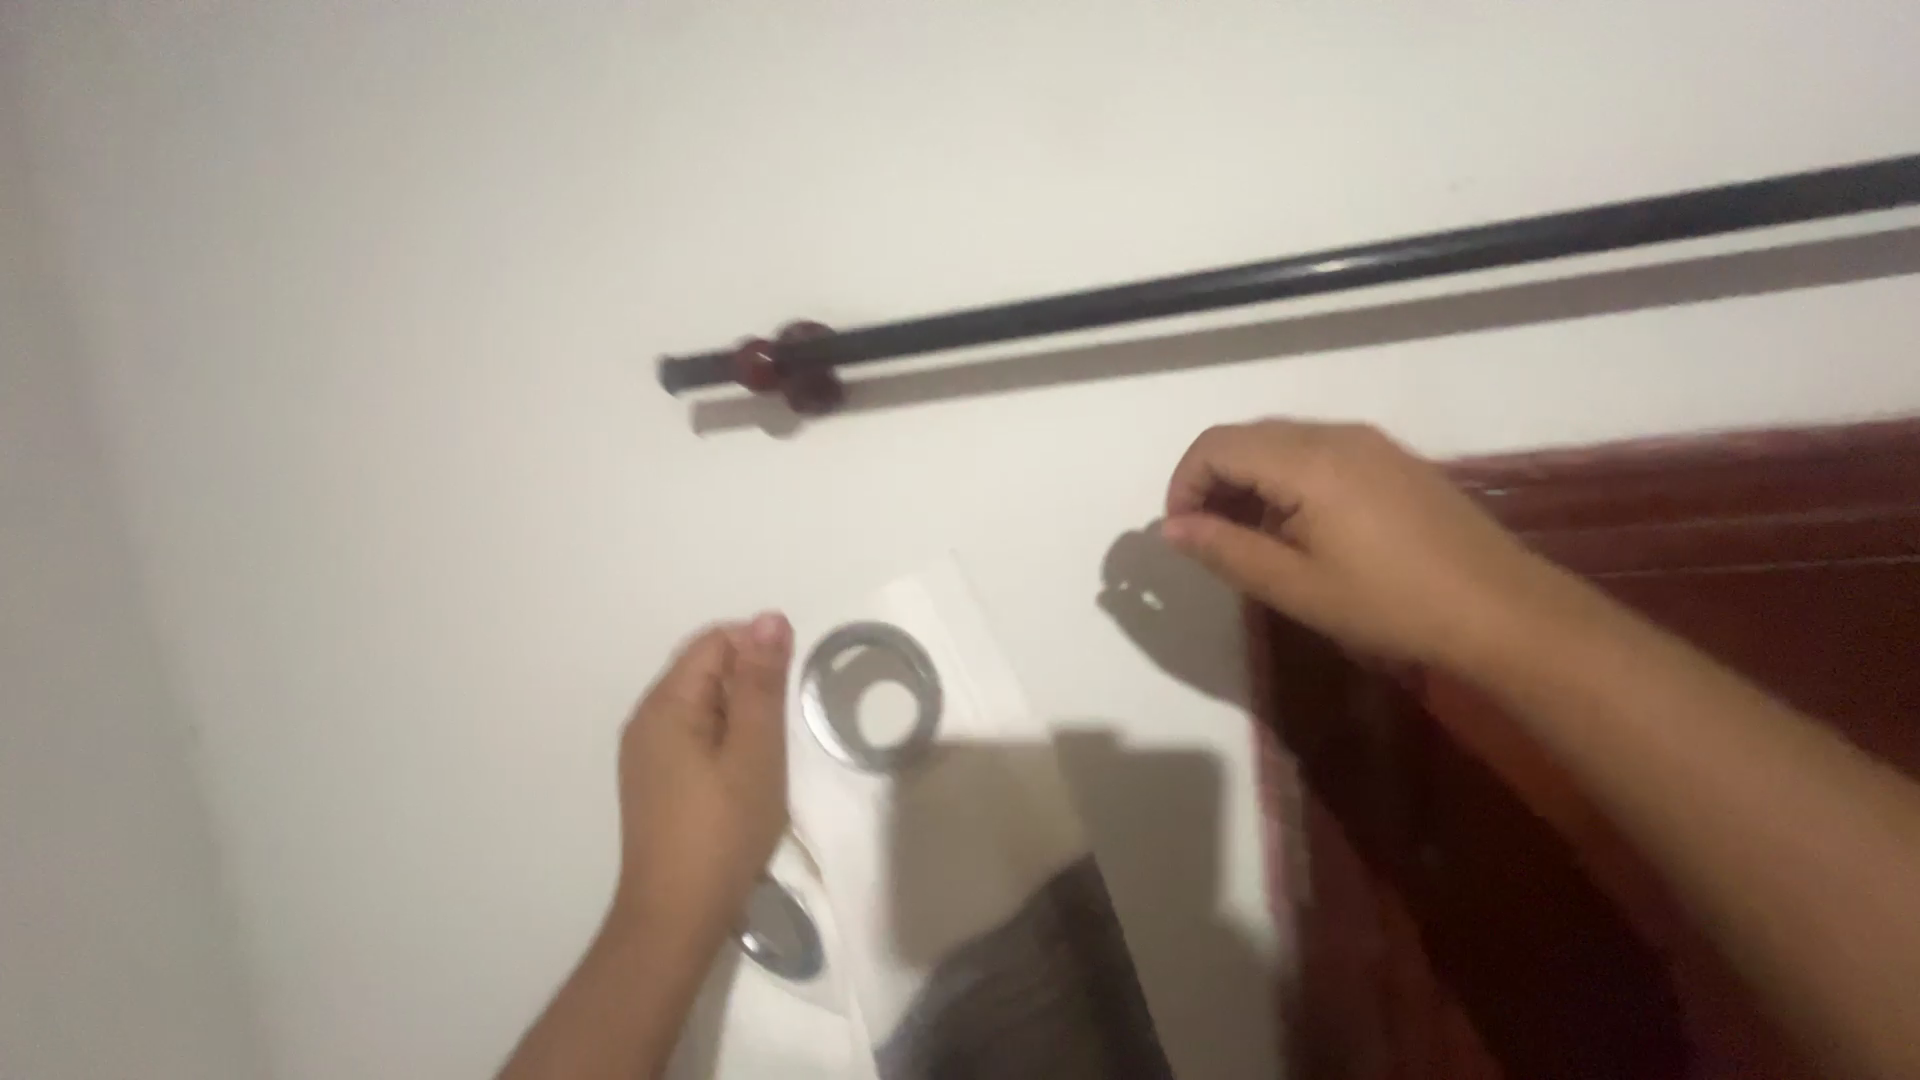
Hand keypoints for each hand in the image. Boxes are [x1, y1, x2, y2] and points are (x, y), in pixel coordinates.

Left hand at [611, 613, 792, 958]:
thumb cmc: (722, 829)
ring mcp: (645, 752)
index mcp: (665, 704)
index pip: (714, 641)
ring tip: (768, 751)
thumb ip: (762, 681)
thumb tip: (769, 617)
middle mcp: (645, 719)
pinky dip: (724, 735)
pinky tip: (744, 770)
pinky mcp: (654, 779)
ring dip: (741, 710)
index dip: (758, 649)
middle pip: (704, 667)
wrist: (674, 918)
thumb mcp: (755, 750)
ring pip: (701, 702)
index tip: (790, 690)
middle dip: (750, 680)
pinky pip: (692, 731)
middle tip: (783, 726)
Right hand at [1163, 419, 1566, 668]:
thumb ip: (1224, 550)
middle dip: (1211, 482)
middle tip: (1209, 540)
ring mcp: (1369, 443)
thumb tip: (1169, 528)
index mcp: (1307, 462)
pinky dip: (1284, 479)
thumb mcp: (1294, 586)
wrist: (1503, 611)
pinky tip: (1298, 528)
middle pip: (1245, 437)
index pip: (1215, 446)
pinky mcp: (1391, 459)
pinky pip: (1316, 452)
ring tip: (1249, 539)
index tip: (1183, 535)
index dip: (1184, 485)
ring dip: (1247, 481)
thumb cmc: (1390, 604)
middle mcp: (1335, 435)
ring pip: (1280, 443)